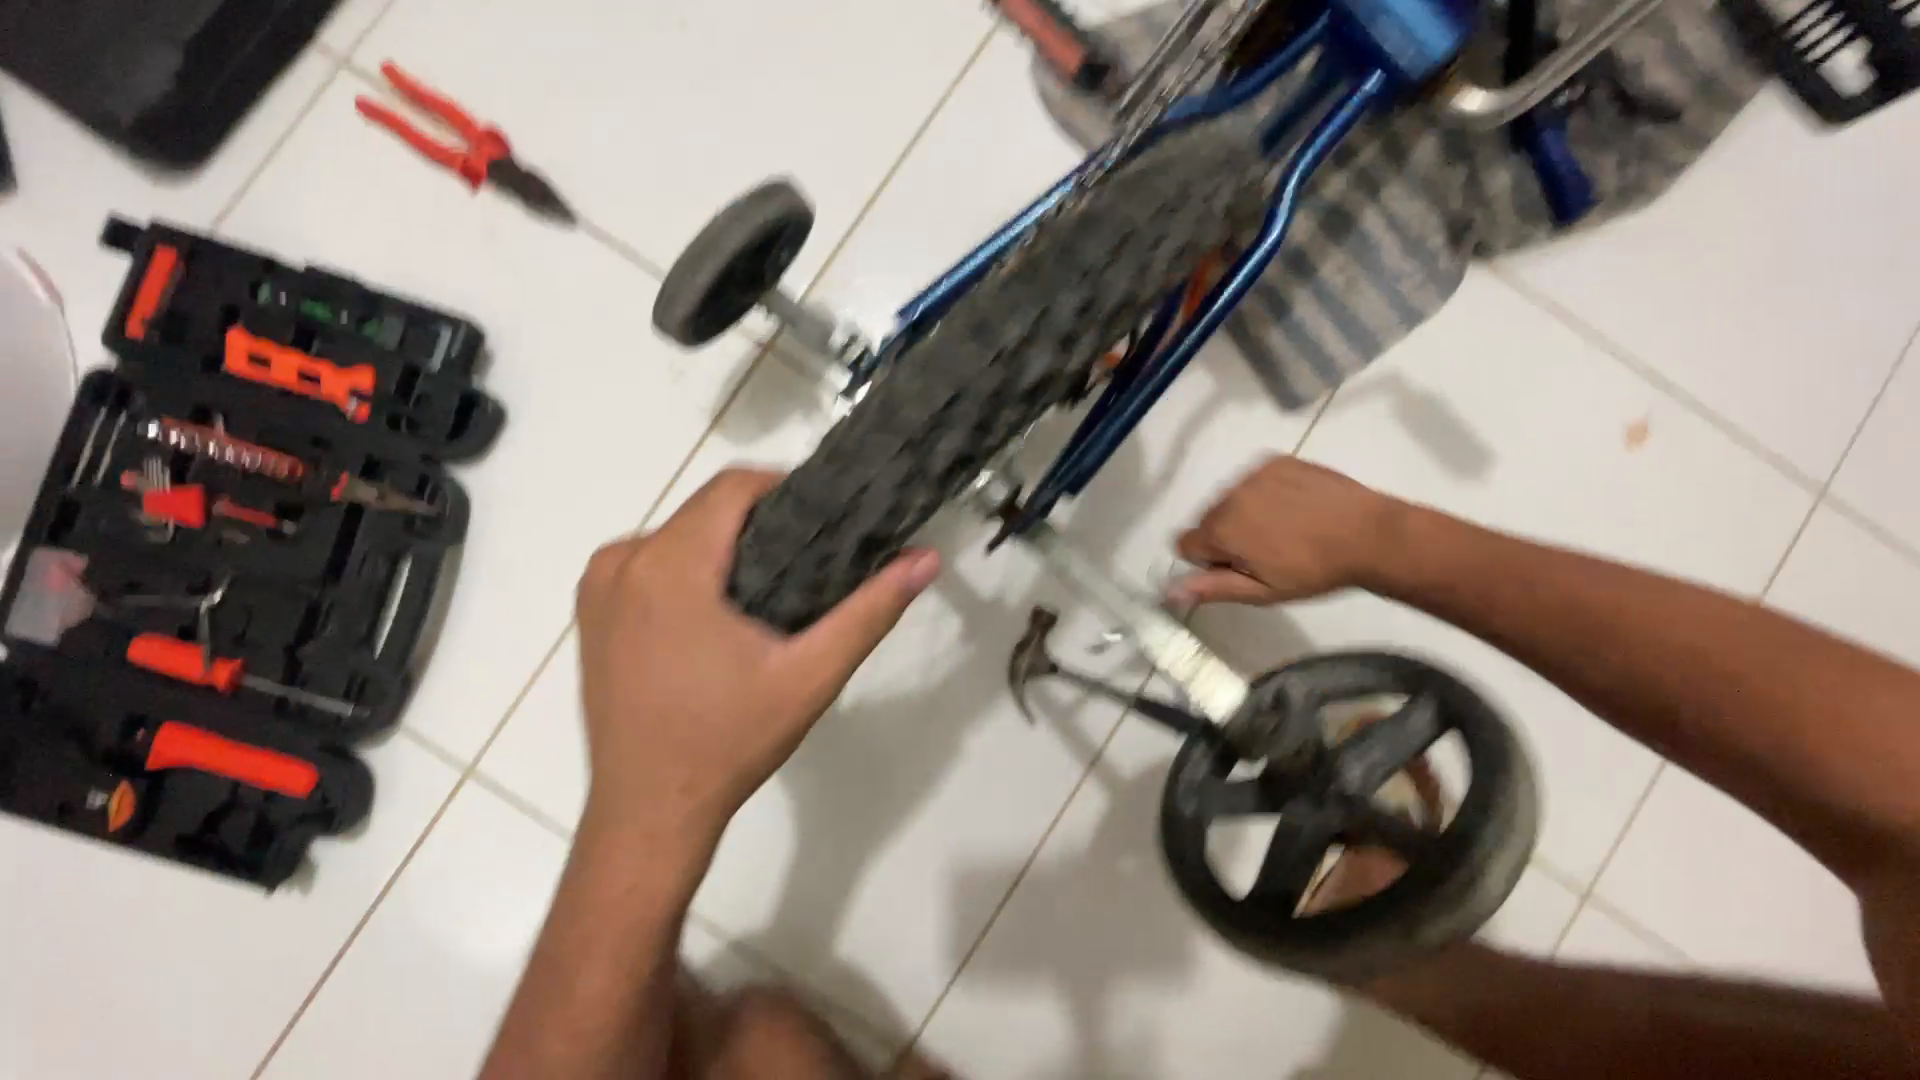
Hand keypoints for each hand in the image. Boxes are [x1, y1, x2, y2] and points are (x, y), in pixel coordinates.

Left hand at [574, 468, 940, 846]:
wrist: (648, 811)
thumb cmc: (729, 742)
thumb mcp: (810, 675)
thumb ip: (870, 611)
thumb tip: (926, 559)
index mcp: (668, 564)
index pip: (733, 487)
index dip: (786, 490)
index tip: (827, 521)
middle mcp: (622, 560)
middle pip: (705, 511)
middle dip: (759, 526)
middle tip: (809, 564)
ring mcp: (597, 587)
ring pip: (679, 536)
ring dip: (725, 550)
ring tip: (771, 593)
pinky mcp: (590, 613)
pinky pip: (650, 565)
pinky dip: (690, 573)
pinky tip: (722, 618)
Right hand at [1168, 456, 1407, 607]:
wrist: (1371, 535)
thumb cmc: (1314, 571)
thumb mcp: (1262, 591)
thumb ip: (1212, 587)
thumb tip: (1169, 591)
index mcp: (1222, 529)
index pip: (1185, 544)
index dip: (1210, 560)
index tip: (1242, 566)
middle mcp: (1230, 494)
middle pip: (1208, 520)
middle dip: (1227, 535)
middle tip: (1267, 550)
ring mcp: (1254, 474)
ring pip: (1230, 499)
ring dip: (1245, 513)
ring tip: (1285, 528)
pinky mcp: (1277, 461)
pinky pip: (1253, 480)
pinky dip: (1265, 494)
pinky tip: (1294, 508)